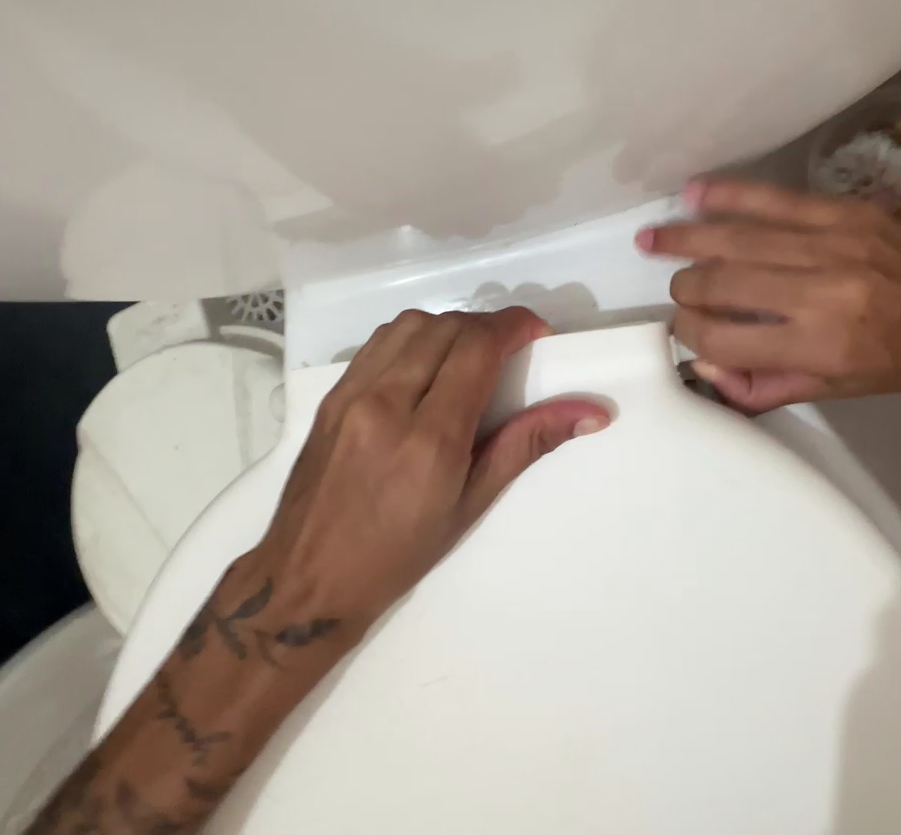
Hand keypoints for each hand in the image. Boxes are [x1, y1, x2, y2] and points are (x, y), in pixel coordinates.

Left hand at [255, 307, 609, 633]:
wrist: (308, 577)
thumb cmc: (399, 554)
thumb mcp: (472, 504)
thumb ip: (527, 444)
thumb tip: (592, 413)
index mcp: (429, 438)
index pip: (477, 348)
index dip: (514, 326)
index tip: (537, 334)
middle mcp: (386, 403)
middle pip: (447, 327)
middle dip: (488, 326)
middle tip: (511, 351)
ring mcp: (351, 394)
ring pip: (411, 324)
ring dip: (451, 326)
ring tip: (470, 355)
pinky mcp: (331, 395)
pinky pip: (380, 341)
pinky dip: (414, 337)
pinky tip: (427, 365)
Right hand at [640, 178, 900, 411]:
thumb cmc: (889, 364)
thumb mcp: (826, 392)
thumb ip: (756, 386)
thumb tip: (702, 362)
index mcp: (818, 344)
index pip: (722, 336)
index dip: (691, 333)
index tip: (687, 329)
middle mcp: (821, 291)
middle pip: (720, 281)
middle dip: (686, 289)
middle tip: (680, 292)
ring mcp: (833, 244)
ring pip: (737, 237)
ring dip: (685, 238)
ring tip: (650, 240)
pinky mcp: (844, 212)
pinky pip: (772, 198)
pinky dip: (728, 196)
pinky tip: (693, 195)